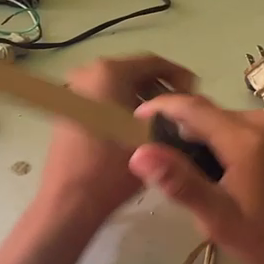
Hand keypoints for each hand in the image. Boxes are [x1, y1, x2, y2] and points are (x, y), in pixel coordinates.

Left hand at [38, 55, 196, 218]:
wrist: (71, 200)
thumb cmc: (113, 168)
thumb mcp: (152, 136)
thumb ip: (171, 114)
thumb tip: (182, 108)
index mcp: (109, 72)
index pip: (154, 62)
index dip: (180, 76)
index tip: (194, 94)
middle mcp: (88, 73)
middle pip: (134, 72)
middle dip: (160, 88)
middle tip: (181, 110)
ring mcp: (74, 90)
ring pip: (118, 85)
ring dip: (142, 98)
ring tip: (164, 122)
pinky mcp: (69, 109)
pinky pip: (104, 97)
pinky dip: (123, 106)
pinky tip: (138, 129)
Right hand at [128, 93, 263, 263]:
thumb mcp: (219, 219)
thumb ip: (180, 182)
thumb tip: (139, 153)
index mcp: (246, 138)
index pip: (191, 108)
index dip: (159, 108)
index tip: (135, 120)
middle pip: (210, 114)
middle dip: (184, 133)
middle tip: (172, 171)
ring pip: (227, 121)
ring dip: (208, 140)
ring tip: (203, 180)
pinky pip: (246, 128)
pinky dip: (229, 142)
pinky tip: (230, 175)